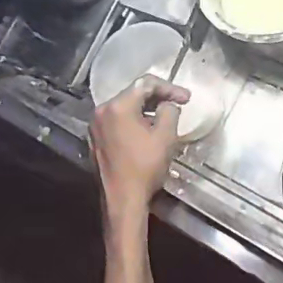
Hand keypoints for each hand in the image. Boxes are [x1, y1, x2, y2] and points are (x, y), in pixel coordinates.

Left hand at [90, 76, 189, 221]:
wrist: (123, 198)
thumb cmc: (145, 166)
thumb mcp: (165, 136)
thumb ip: (169, 111)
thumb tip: (168, 105)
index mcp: (117, 107)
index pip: (145, 84)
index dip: (169, 87)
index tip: (187, 98)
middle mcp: (101, 111)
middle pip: (132, 94)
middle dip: (157, 97)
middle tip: (178, 104)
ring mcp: (95, 126)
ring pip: (124, 109)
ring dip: (146, 110)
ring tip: (165, 118)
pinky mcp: (95, 140)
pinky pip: (117, 122)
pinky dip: (134, 122)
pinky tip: (147, 132)